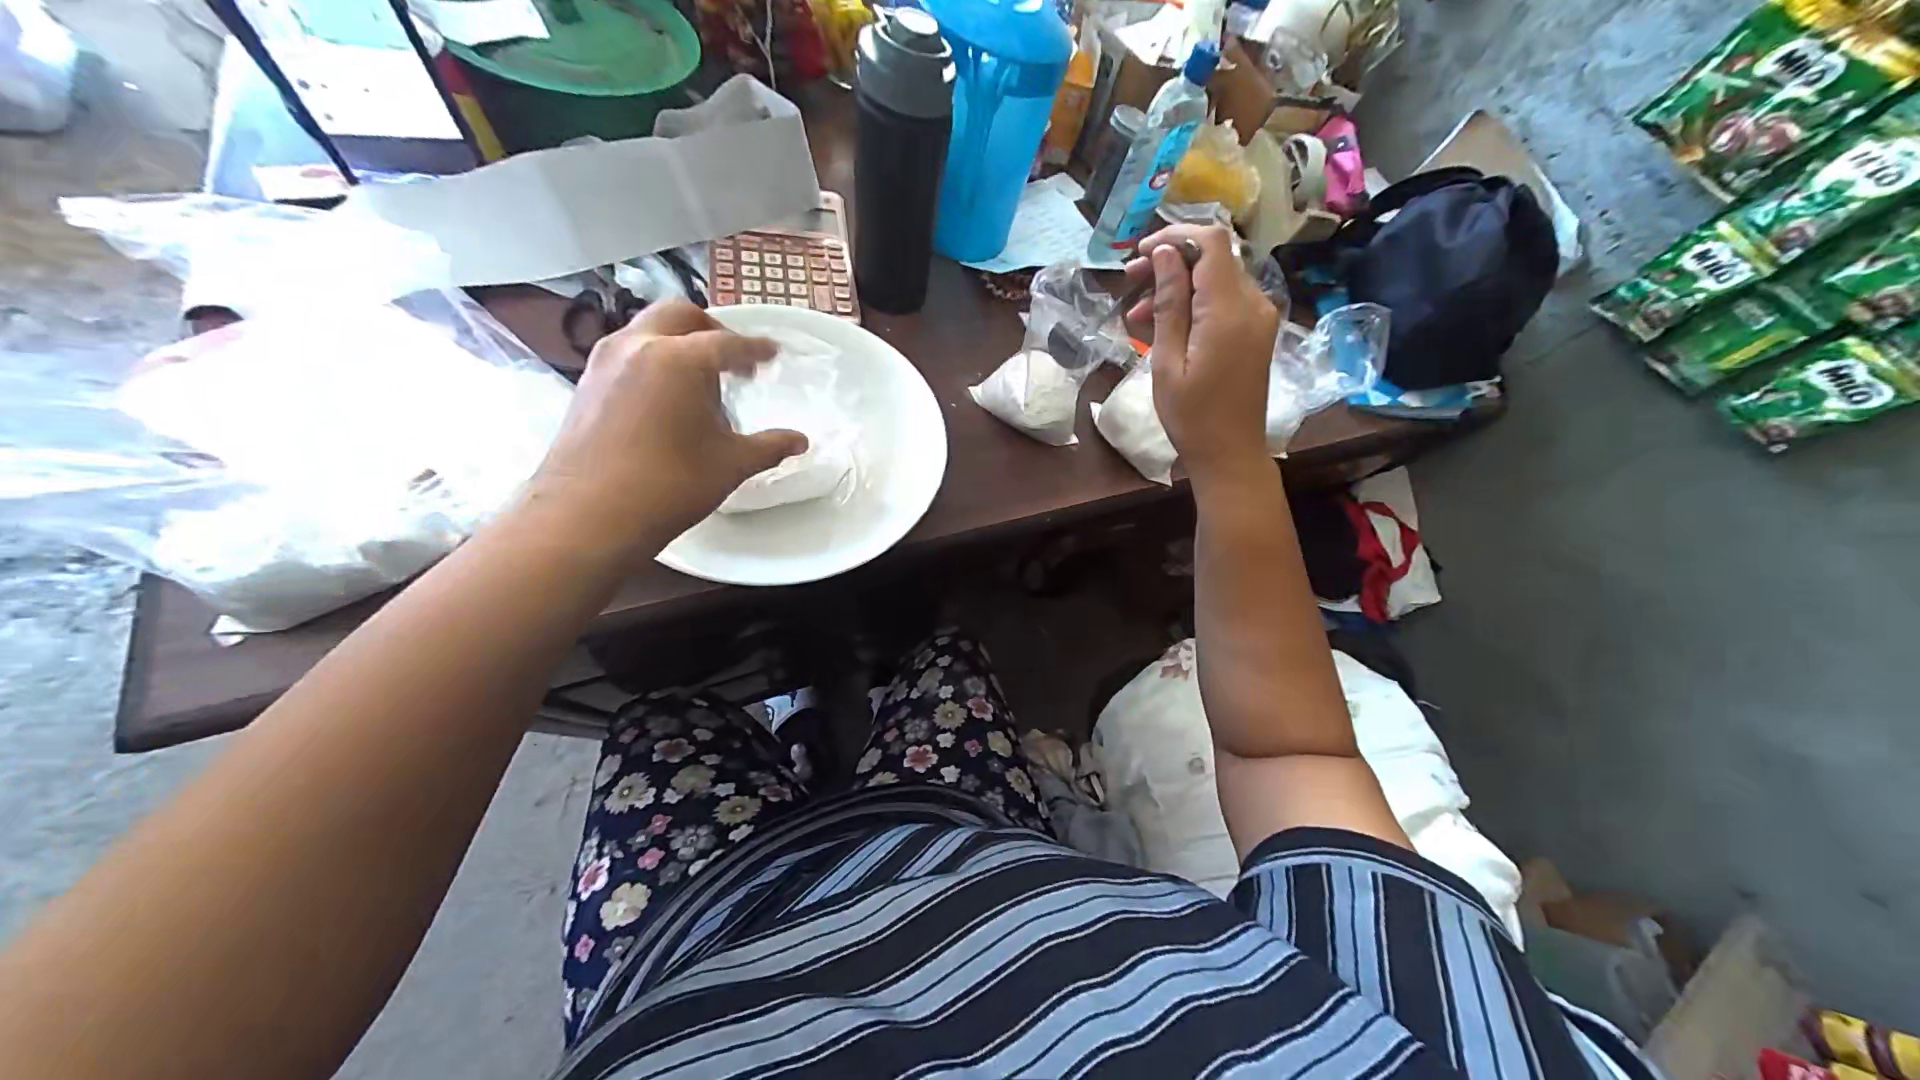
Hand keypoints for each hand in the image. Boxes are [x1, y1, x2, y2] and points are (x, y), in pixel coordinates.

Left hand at [521, 300, 806, 563]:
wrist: (589, 515)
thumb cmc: (670, 484)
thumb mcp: (730, 464)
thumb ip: (769, 446)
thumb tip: (799, 441)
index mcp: (681, 359)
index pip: (728, 343)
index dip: (755, 349)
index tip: (771, 353)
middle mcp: (640, 346)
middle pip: (680, 315)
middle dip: (712, 329)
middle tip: (732, 357)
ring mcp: (606, 362)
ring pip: (647, 330)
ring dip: (677, 341)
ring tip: (698, 377)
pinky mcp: (586, 384)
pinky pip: (627, 354)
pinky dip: (652, 360)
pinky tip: (664, 397)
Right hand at [1121, 224, 1280, 478]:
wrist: (1230, 453)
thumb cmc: (1191, 416)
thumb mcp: (1167, 361)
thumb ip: (1169, 302)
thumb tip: (1164, 254)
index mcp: (1229, 310)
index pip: (1211, 242)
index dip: (1175, 236)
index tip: (1140, 253)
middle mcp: (1253, 303)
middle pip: (1213, 258)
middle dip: (1170, 262)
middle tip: (1129, 283)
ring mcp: (1260, 317)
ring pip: (1217, 279)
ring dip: (1179, 286)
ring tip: (1138, 315)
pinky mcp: (1257, 331)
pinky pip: (1225, 301)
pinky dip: (1195, 303)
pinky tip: (1165, 325)